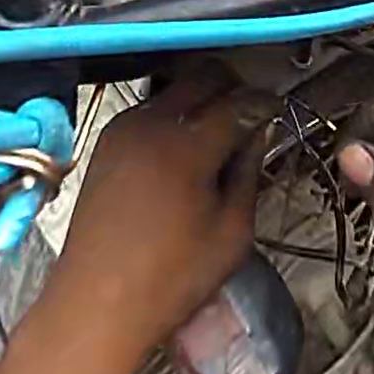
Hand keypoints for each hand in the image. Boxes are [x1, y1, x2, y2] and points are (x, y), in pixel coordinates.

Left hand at [0, 77, 271, 373]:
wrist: (98, 296)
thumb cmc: (169, 278)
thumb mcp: (230, 233)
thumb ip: (248, 173)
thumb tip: (256, 134)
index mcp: (187, 148)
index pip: (237, 103)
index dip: (263, 101)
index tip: (274, 106)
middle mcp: (152, 124)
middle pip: (202, 76)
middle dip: (232, 84)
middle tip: (248, 107)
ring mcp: (125, 125)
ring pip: (173, 86)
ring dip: (200, 94)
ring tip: (217, 124)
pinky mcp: (108, 135)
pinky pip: (149, 106)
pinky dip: (172, 111)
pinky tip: (182, 140)